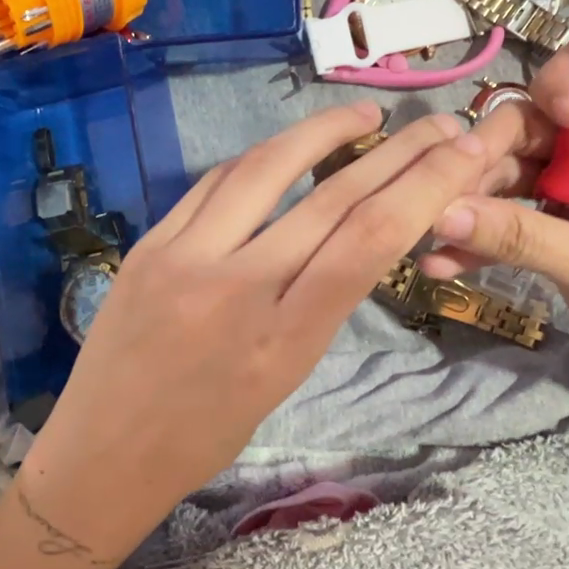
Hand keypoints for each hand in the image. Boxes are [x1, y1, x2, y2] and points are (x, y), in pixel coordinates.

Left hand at [20, 102, 516, 552]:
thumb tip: (356, 234)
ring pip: (265, 169)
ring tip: (365, 114)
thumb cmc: (204, 438)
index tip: (465, 151)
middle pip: (332, 197)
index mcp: (285, 339)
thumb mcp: (284, 381)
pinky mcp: (147, 244)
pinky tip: (286, 148)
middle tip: (437, 122)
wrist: (103, 454)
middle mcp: (237, 286)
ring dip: (322, 131)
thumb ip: (318, 305)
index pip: (370, 239)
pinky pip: (212, 184)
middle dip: (397, 150)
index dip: (428, 183)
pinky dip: (259, 159)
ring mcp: (183, 257)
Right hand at [420, 52, 568, 411]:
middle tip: (445, 198)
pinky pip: (513, 224)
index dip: (556, 87)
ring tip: (430, 235)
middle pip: (534, 131)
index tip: (527, 128)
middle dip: (488, 160)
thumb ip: (519, 235)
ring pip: (514, 179)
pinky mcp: (565, 238)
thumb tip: (437, 209)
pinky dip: (481, 240)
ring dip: (472, 205)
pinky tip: (443, 264)